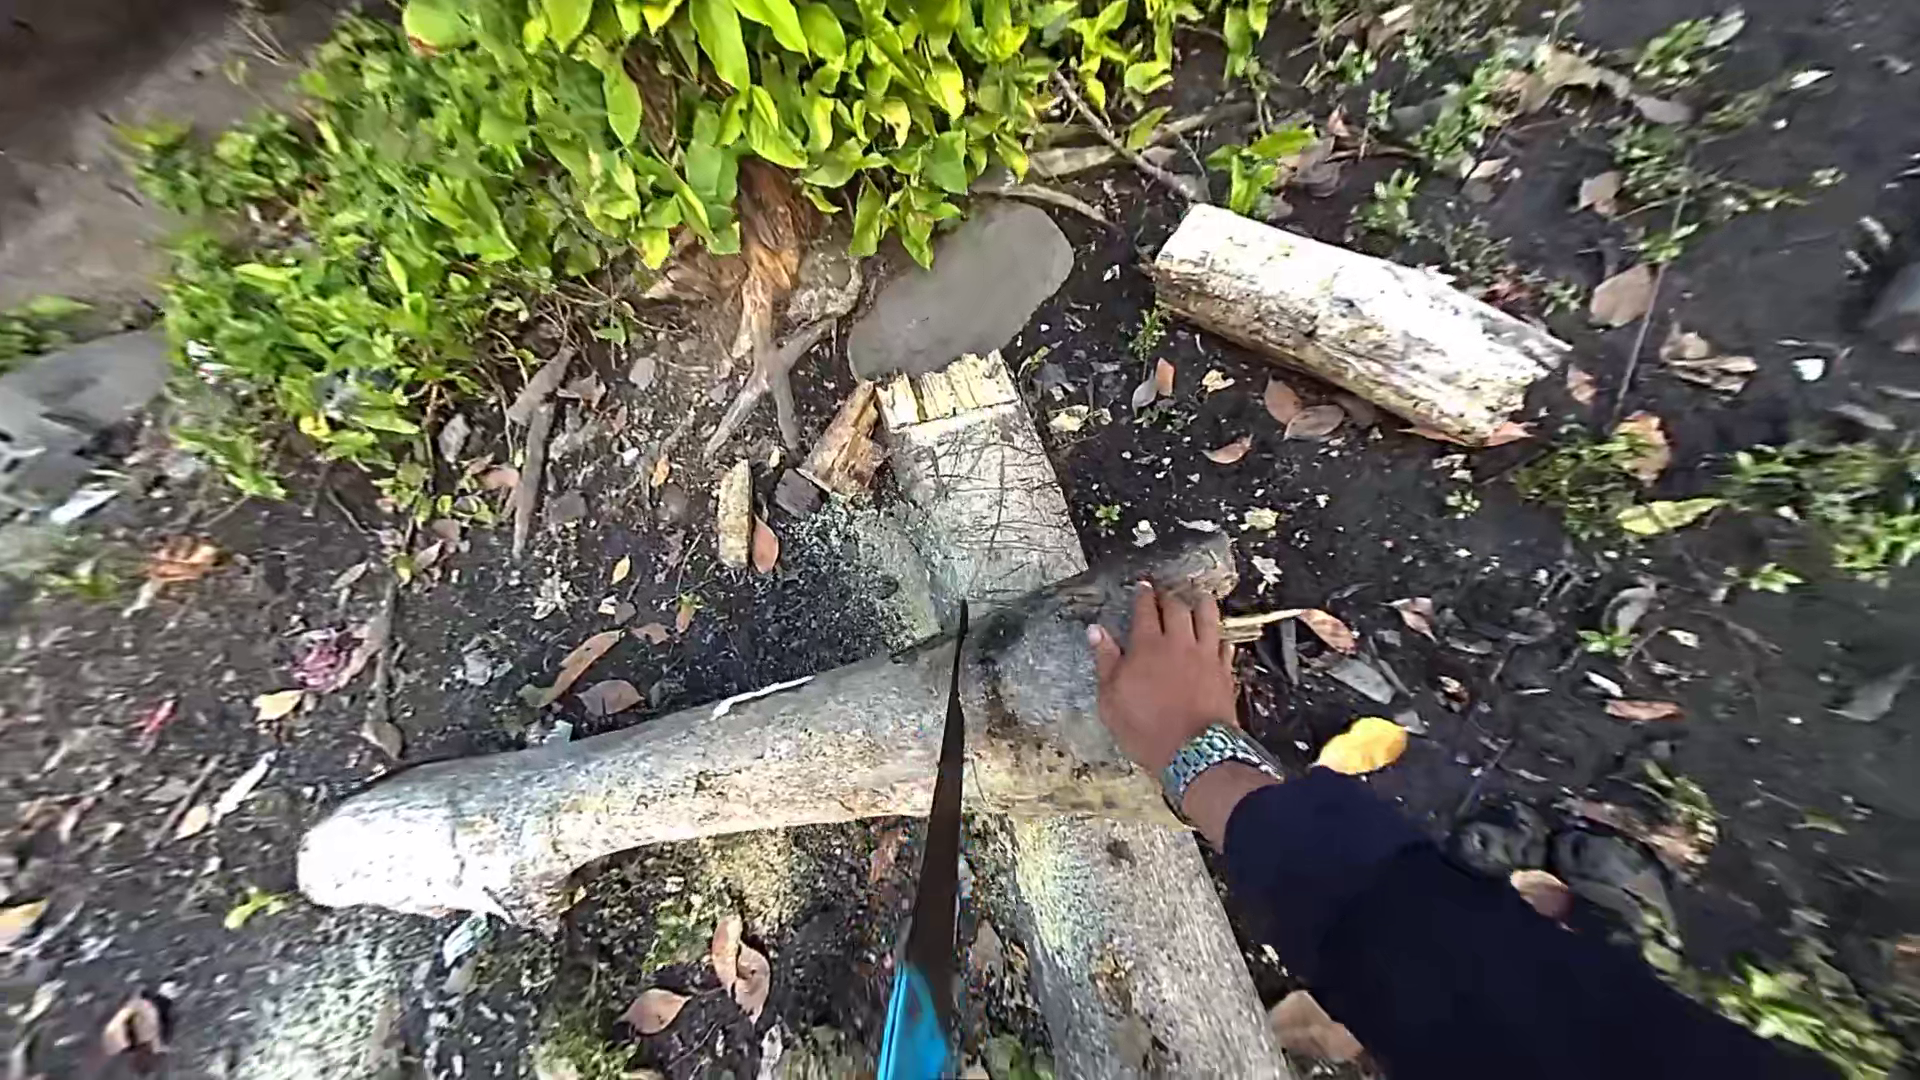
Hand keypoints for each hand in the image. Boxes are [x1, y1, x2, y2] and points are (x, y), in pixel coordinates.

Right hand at [1086, 583, 1237, 772]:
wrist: (1193, 753)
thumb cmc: (1144, 727)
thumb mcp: (1110, 698)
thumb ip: (1105, 660)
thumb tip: (1096, 630)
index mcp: (1147, 645)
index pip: (1145, 610)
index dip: (1143, 595)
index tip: (1143, 585)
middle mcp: (1178, 643)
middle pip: (1177, 607)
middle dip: (1169, 595)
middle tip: (1165, 591)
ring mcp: (1204, 655)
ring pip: (1207, 617)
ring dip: (1201, 604)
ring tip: (1198, 596)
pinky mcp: (1223, 671)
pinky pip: (1224, 645)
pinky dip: (1220, 636)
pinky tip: (1218, 635)